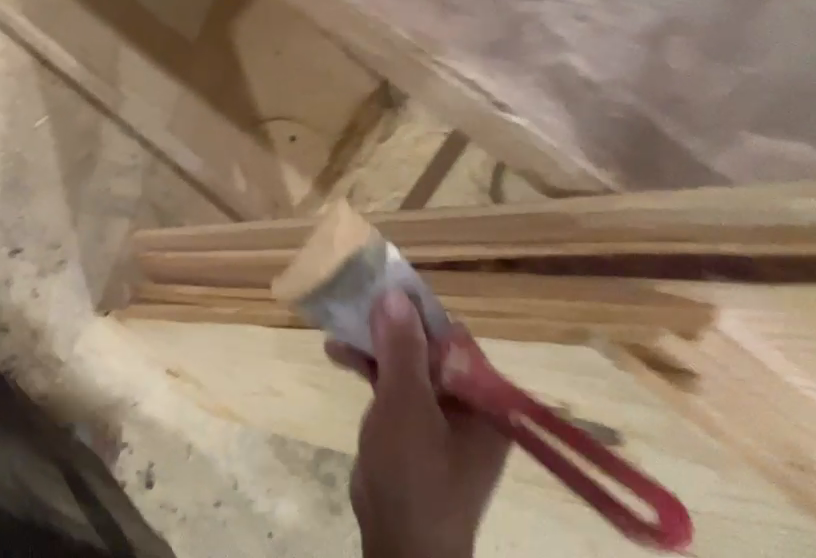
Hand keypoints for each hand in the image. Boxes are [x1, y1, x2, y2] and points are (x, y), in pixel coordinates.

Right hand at [328, 293, 509, 557]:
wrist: (402, 541)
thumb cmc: (415, 474)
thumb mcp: (405, 407)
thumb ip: (401, 351)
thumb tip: (394, 295)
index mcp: (484, 402)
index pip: (455, 341)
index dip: (417, 312)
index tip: (379, 286)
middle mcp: (468, 406)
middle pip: (428, 350)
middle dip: (387, 326)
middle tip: (349, 301)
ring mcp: (439, 420)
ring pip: (406, 367)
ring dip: (372, 346)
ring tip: (334, 329)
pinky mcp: (412, 431)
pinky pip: (393, 388)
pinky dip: (368, 369)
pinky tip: (337, 355)